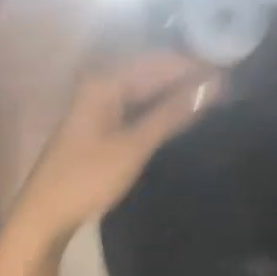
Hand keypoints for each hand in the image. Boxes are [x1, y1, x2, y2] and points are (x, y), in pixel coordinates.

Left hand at [11, 52, 222, 243]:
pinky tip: (186, 112)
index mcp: (105, 81)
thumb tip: (211, 86)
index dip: (193, 64)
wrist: (46, 213)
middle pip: (152, 71)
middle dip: (188, 75)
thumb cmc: (87, 177)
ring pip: (147, 88)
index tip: (230, 69)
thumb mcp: (133, 146)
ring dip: (177, 91)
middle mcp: (102, 83)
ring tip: (218, 94)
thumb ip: (171, 114)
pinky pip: (139, 105)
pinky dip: (162, 107)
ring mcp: (101, 103)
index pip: (158, 62)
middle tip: (230, 82)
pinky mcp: (104, 123)